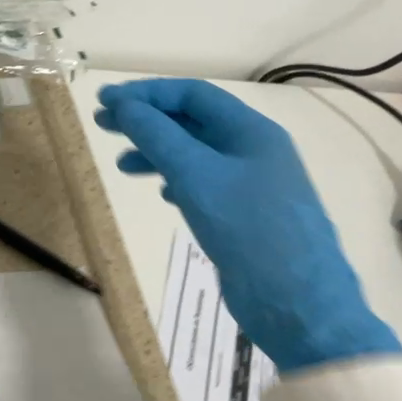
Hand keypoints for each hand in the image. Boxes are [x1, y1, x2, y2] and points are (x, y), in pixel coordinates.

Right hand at [95, 78, 401, 372]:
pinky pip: (202, 182)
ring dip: (155, 151)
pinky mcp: (245, 215)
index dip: (145, 93)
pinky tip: (159, 192)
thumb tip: (122, 105)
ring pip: (194, 153)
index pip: (192, 94)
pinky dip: (174, 178)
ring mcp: (252, 184)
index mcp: (252, 132)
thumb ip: (156, 135)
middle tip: (103, 125)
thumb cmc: (248, 230)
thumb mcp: (195, 175)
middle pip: (192, 120)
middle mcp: (254, 151)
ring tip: (122, 165)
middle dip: (146, 120)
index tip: (104, 101)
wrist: (298, 306)